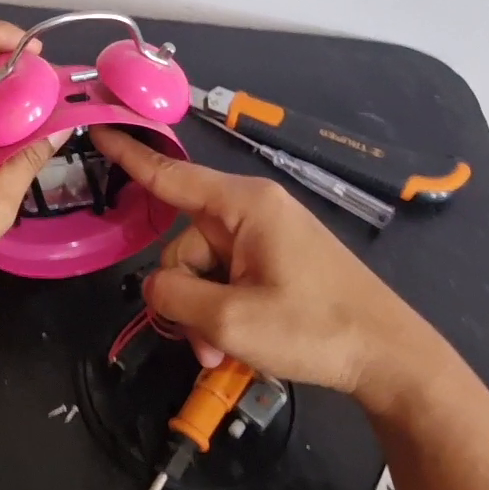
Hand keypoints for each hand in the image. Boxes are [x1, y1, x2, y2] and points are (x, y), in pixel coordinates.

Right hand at [90, 127, 447, 403]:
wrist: (390, 359)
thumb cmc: (315, 330)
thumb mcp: (229, 320)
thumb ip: (173, 296)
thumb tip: (154, 287)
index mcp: (244, 205)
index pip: (171, 175)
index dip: (129, 155)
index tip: (98, 129)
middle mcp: (252, 211)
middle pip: (183, 243)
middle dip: (183, 295)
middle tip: (204, 343)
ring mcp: (265, 236)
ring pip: (203, 269)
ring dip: (203, 314)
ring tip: (224, 353)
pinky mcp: (274, 260)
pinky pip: (227, 278)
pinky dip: (223, 312)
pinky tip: (236, 346)